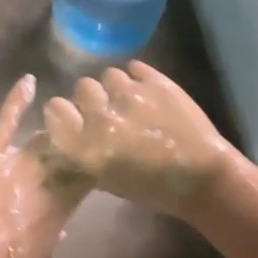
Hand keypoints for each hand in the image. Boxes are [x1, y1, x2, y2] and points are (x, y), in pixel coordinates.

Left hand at [0, 75, 93, 257]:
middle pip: (71, 149)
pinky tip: (28, 81)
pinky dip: (15, 101)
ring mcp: (17, 161)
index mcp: (65, 202)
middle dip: (80, 139)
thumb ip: (54, 237)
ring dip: (57, 126)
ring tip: (66, 113)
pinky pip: (5, 122)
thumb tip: (58, 227)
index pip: (89, 172)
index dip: (96, 160)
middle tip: (87, 128)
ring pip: (44, 136)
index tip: (102, 152)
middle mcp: (47, 176)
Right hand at [42, 62, 235, 218]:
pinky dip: (138, 77)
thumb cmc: (152, 189)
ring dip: (116, 86)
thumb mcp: (106, 179)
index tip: (73, 116)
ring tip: (130, 100)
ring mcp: (132, 96)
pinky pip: (135, 68)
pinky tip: (146, 92)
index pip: (56, 109)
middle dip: (92, 97)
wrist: (202, 179)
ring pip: (110, 75)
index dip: (63, 111)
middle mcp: (103, 117)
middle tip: (106, 109)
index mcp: (87, 146)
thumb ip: (84, 152)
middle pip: (83, 87)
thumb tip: (75, 131)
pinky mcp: (158, 83)